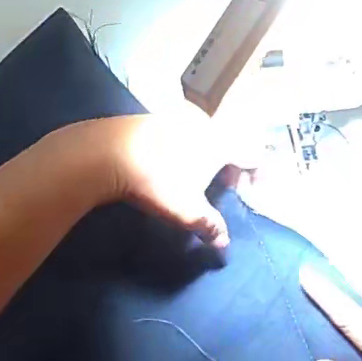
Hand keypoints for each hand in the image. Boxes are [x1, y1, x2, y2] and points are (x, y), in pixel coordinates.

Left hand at [50, 114, 249, 248]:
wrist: (104, 154)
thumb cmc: (156, 182)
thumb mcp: (187, 212)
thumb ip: (210, 226)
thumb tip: (223, 244)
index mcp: (220, 141)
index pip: (252, 152)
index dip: (258, 170)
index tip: (252, 188)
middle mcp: (202, 123)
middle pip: (228, 141)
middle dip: (230, 164)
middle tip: (225, 186)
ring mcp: (174, 116)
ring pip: (202, 135)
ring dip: (205, 155)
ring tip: (195, 177)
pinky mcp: (149, 117)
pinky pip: (177, 132)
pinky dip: (182, 148)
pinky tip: (167, 165)